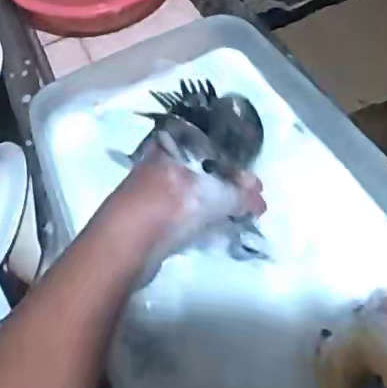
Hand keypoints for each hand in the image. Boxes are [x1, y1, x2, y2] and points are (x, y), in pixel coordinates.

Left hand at [96, 135, 265, 267]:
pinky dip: (205, 217)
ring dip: (220, 204)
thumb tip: (259, 197)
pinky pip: (187, 211)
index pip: (207, 146)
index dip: (233, 164)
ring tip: (245, 217)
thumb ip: (237, 195)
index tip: (256, 185)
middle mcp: (159, 161)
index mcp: (167, 146)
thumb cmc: (168, 206)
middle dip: (230, 186)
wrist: (127, 241)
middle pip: (202, 169)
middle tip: (255, 203)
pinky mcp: (154, 214)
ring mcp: (155, 188)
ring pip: (195, 191)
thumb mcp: (210, 196)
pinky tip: (221, 229)